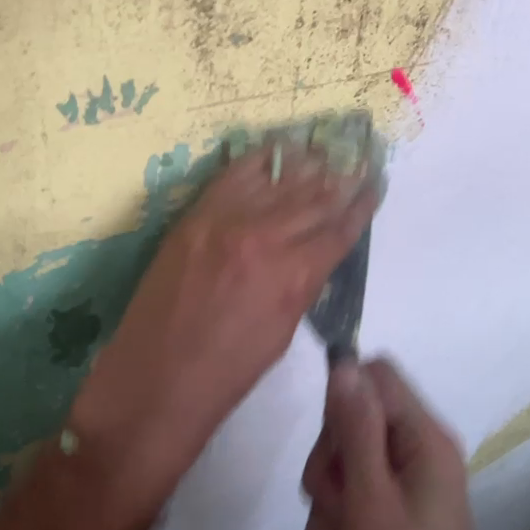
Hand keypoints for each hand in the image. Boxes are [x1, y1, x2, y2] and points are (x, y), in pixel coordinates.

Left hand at [71, 142, 379, 488]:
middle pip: (313, 198)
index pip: (339, 229)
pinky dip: (258, 161)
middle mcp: (264, 238)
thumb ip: (301, 283)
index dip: (361, 206)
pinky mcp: (194, 216)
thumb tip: (313, 250)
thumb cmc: (226, 374)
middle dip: (340, 179)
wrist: (154, 380)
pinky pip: (233, 176)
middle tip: (356, 159)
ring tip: (324, 149)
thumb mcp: (282, 331)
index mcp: (294, 276)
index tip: (375, 184)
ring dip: (305, 164)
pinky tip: (275, 149)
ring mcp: (225, 221)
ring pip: (277, 181)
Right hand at [301, 360, 478, 529]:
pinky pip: (348, 503)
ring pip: (341, 468)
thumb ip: (356, 429)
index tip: (332, 449)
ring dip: (328, 510)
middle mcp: (419, 455)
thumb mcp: (371, 504)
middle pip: (350, 423)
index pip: (374, 375)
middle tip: (338, 511)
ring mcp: (407, 489)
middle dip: (329, 469)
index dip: (342, 401)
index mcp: (426, 440)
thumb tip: (344, 360)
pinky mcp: (395, 518)